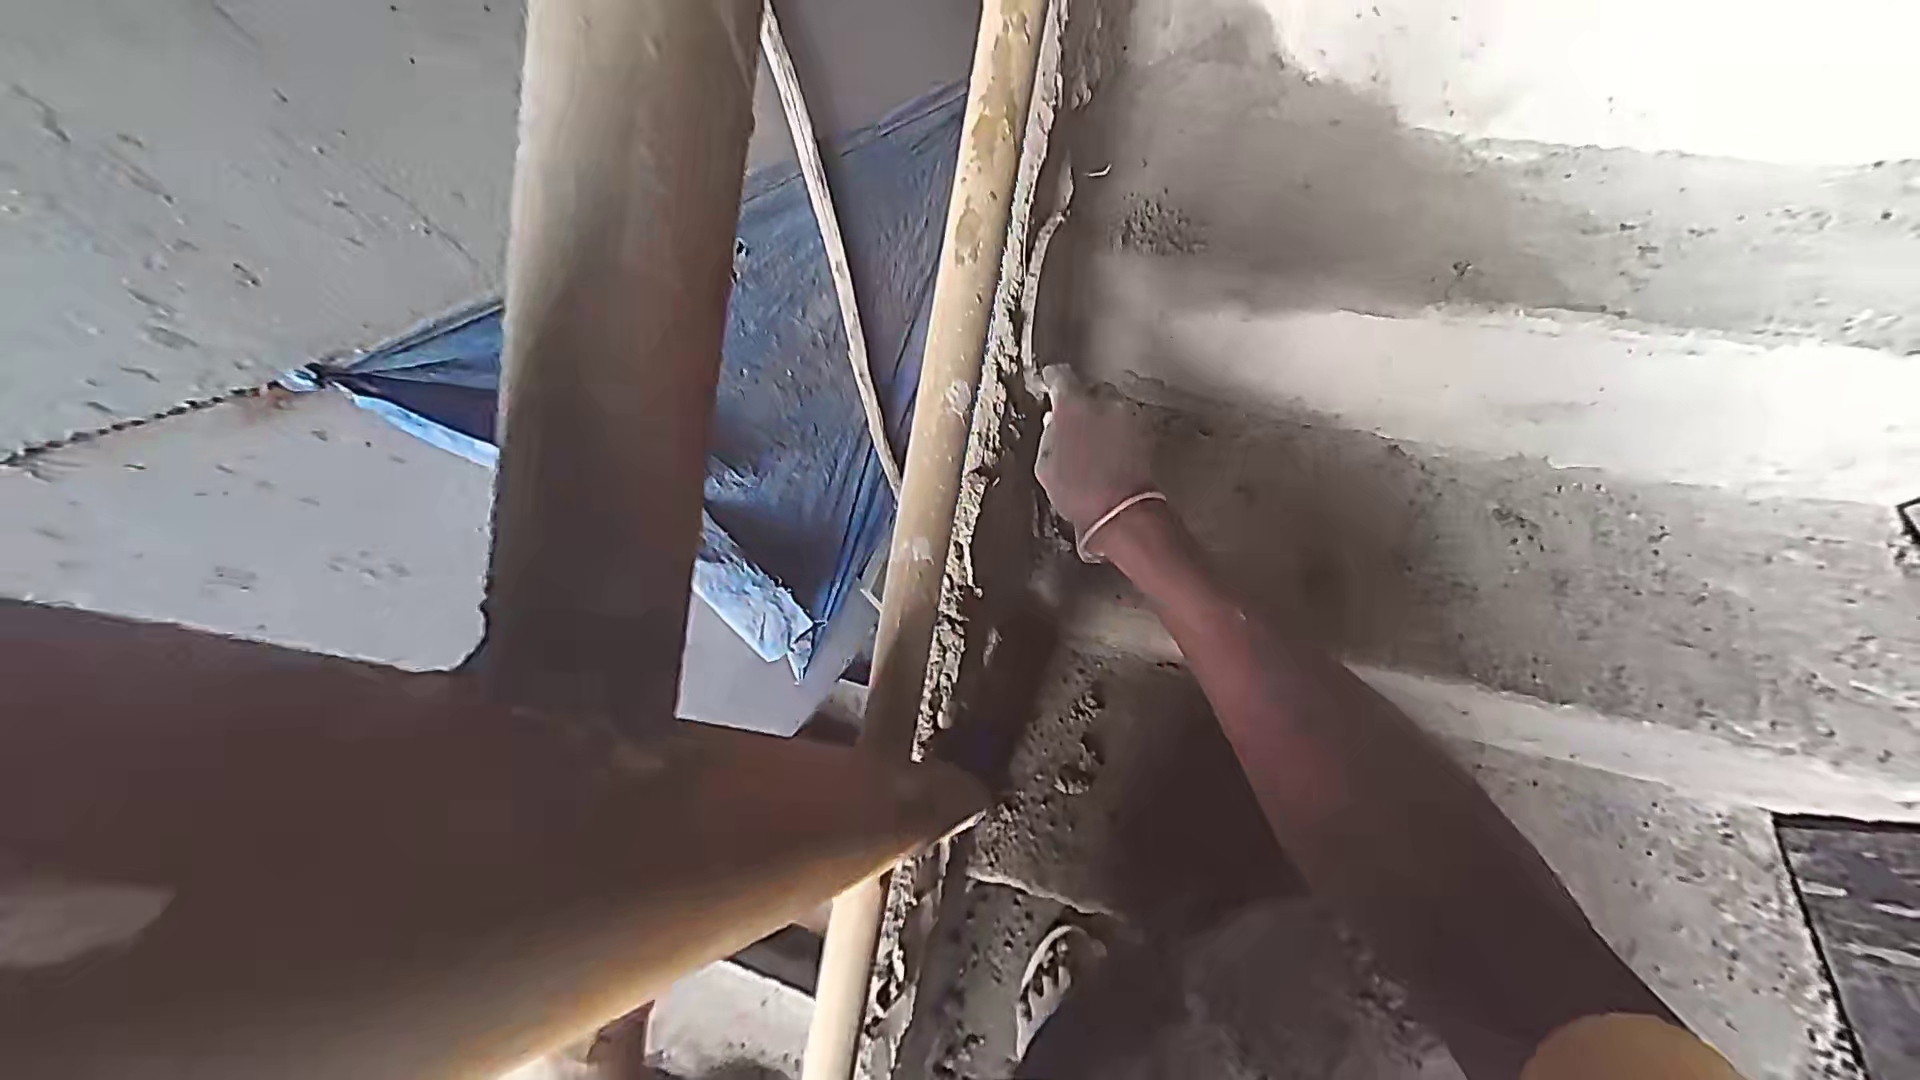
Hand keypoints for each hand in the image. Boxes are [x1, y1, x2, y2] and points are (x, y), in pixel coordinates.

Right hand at [1036, 366, 1156, 559]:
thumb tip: (1054, 421)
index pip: (1060, 376)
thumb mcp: (1046, 465)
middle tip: (1073, 424)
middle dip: (1083, 402)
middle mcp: (1104, 400)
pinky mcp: (1147, 429)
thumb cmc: (1077, 492)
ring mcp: (1129, 413)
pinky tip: (1110, 450)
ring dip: (1103, 416)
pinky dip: (1119, 430)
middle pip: (1091, 388)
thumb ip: (1049, 434)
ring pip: (1113, 404)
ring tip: (1094, 443)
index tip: (1049, 384)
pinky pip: (1128, 421)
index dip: (1052, 380)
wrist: (1119, 512)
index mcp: (1072, 404)